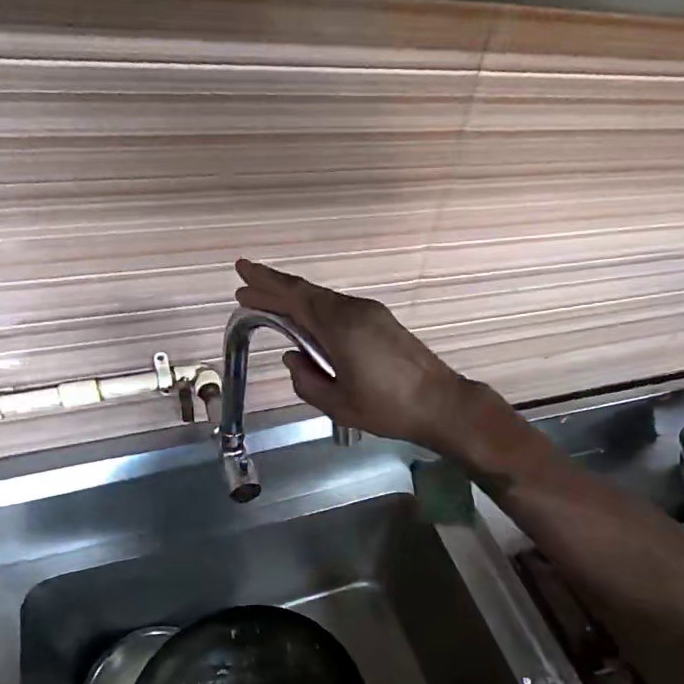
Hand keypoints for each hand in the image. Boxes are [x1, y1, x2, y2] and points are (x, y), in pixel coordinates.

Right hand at [233, 258, 506, 460]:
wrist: (441, 404)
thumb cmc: (387, 408)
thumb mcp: (337, 403)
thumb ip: (306, 380)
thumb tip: (292, 356)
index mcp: (340, 326)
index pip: (295, 298)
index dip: (266, 285)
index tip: (241, 274)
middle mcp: (355, 310)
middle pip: (307, 294)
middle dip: (274, 289)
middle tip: (245, 288)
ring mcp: (371, 313)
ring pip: (324, 301)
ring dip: (295, 301)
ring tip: (269, 306)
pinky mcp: (382, 321)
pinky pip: (339, 309)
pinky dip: (315, 311)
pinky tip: (307, 323)